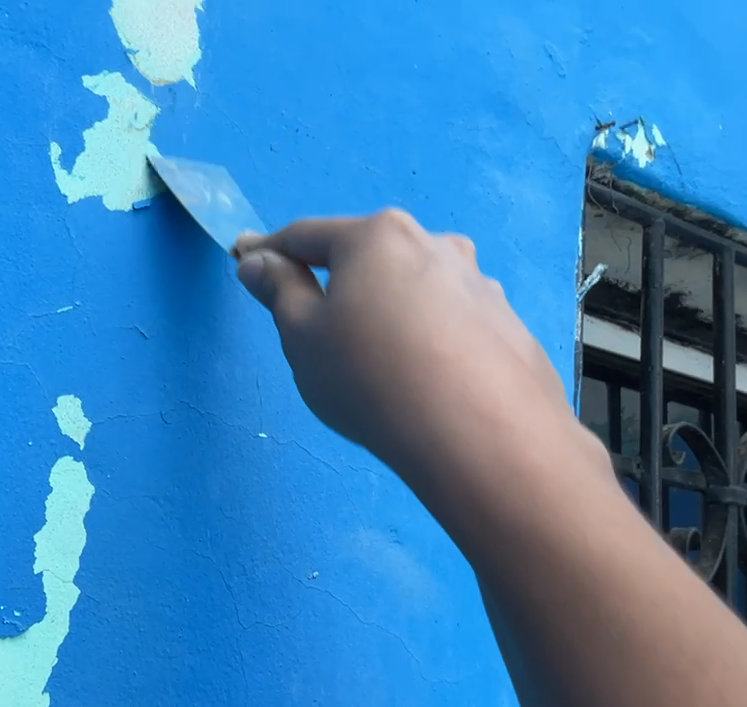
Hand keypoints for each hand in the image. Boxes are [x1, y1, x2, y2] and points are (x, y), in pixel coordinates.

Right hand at [234, 212, 608, 519]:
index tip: (243, 259)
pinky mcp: (503, 319)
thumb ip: (278, 290)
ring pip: (408, 285)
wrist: (476, 431)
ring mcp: (476, 279)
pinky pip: (443, 317)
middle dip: (332, 278)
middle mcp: (432, 243)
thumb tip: (258, 261)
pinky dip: (418, 332)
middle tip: (308, 322)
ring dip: (380, 305)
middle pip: (365, 254)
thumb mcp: (301, 335)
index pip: (305, 235)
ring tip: (367, 357)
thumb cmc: (366, 375)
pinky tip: (413, 373)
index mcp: (375, 238)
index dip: (268, 250)